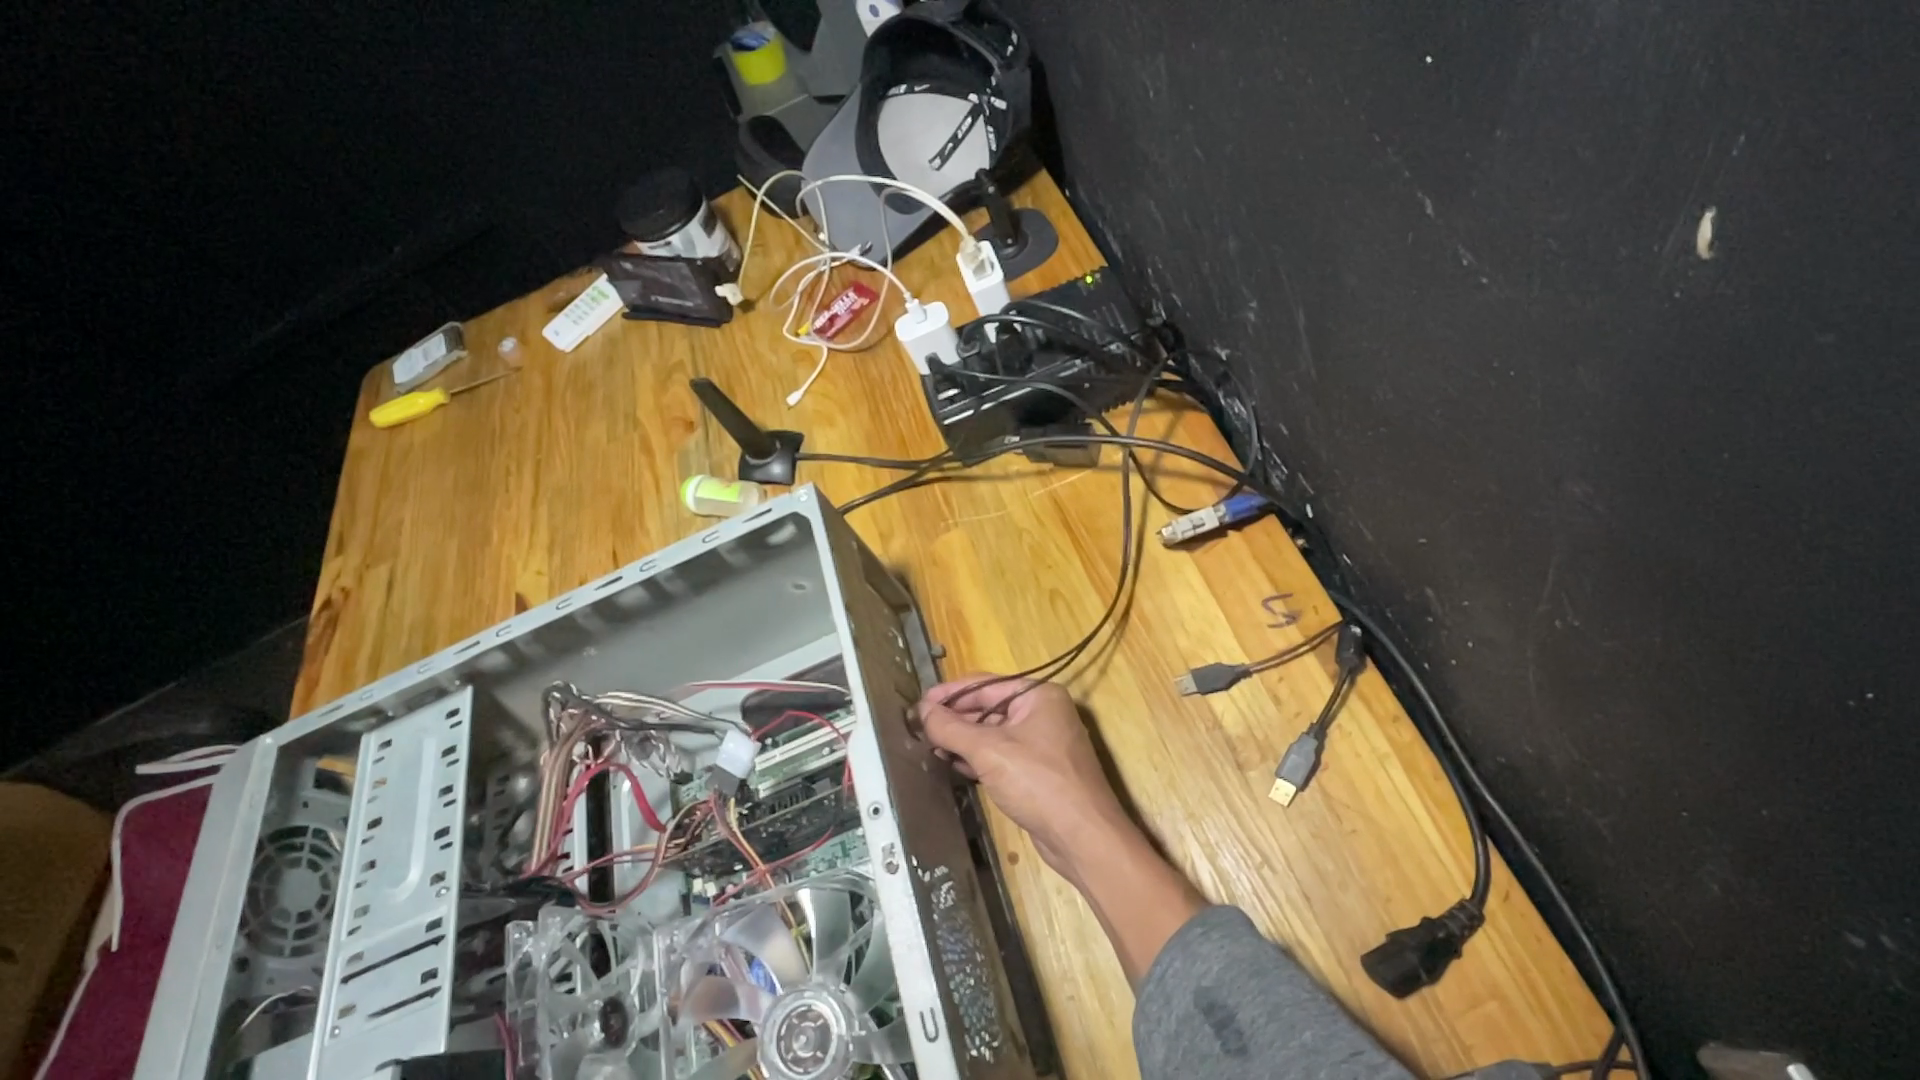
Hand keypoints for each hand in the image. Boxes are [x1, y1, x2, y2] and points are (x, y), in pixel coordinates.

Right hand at [916, 674, 1131, 881]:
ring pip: (994, 734)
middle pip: (989, 708)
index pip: (984, 685)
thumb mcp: (989, 751)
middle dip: (955, 719)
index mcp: (1038, 695)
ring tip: (930, 746)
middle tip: (920, 728)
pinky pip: (1002, 756)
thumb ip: (951, 728)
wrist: (1082, 837)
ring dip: (964, 740)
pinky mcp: (1039, 772)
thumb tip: (922, 710)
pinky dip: (978, 758)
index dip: (949, 694)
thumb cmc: (1038, 782)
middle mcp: (1043, 713)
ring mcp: (1043, 743)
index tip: (918, 704)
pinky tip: (954, 765)